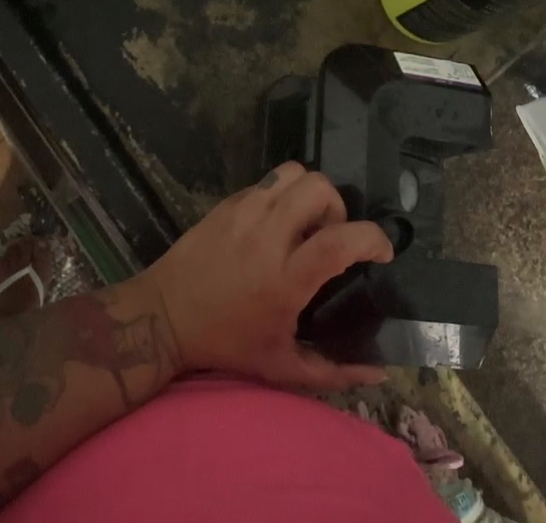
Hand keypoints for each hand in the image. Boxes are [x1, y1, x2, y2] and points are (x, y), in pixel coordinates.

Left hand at [130, 162, 394, 390]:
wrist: (164, 316)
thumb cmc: (226, 343)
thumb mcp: (281, 368)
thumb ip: (334, 372)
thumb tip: (380, 372)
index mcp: (285, 278)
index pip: (340, 240)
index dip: (372, 238)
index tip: (382, 251)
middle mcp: (267, 236)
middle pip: (319, 189)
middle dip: (339, 207)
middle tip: (331, 235)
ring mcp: (244, 212)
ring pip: (294, 172)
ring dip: (310, 193)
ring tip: (304, 223)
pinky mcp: (227, 202)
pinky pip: (268, 181)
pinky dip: (282, 195)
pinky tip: (275, 224)